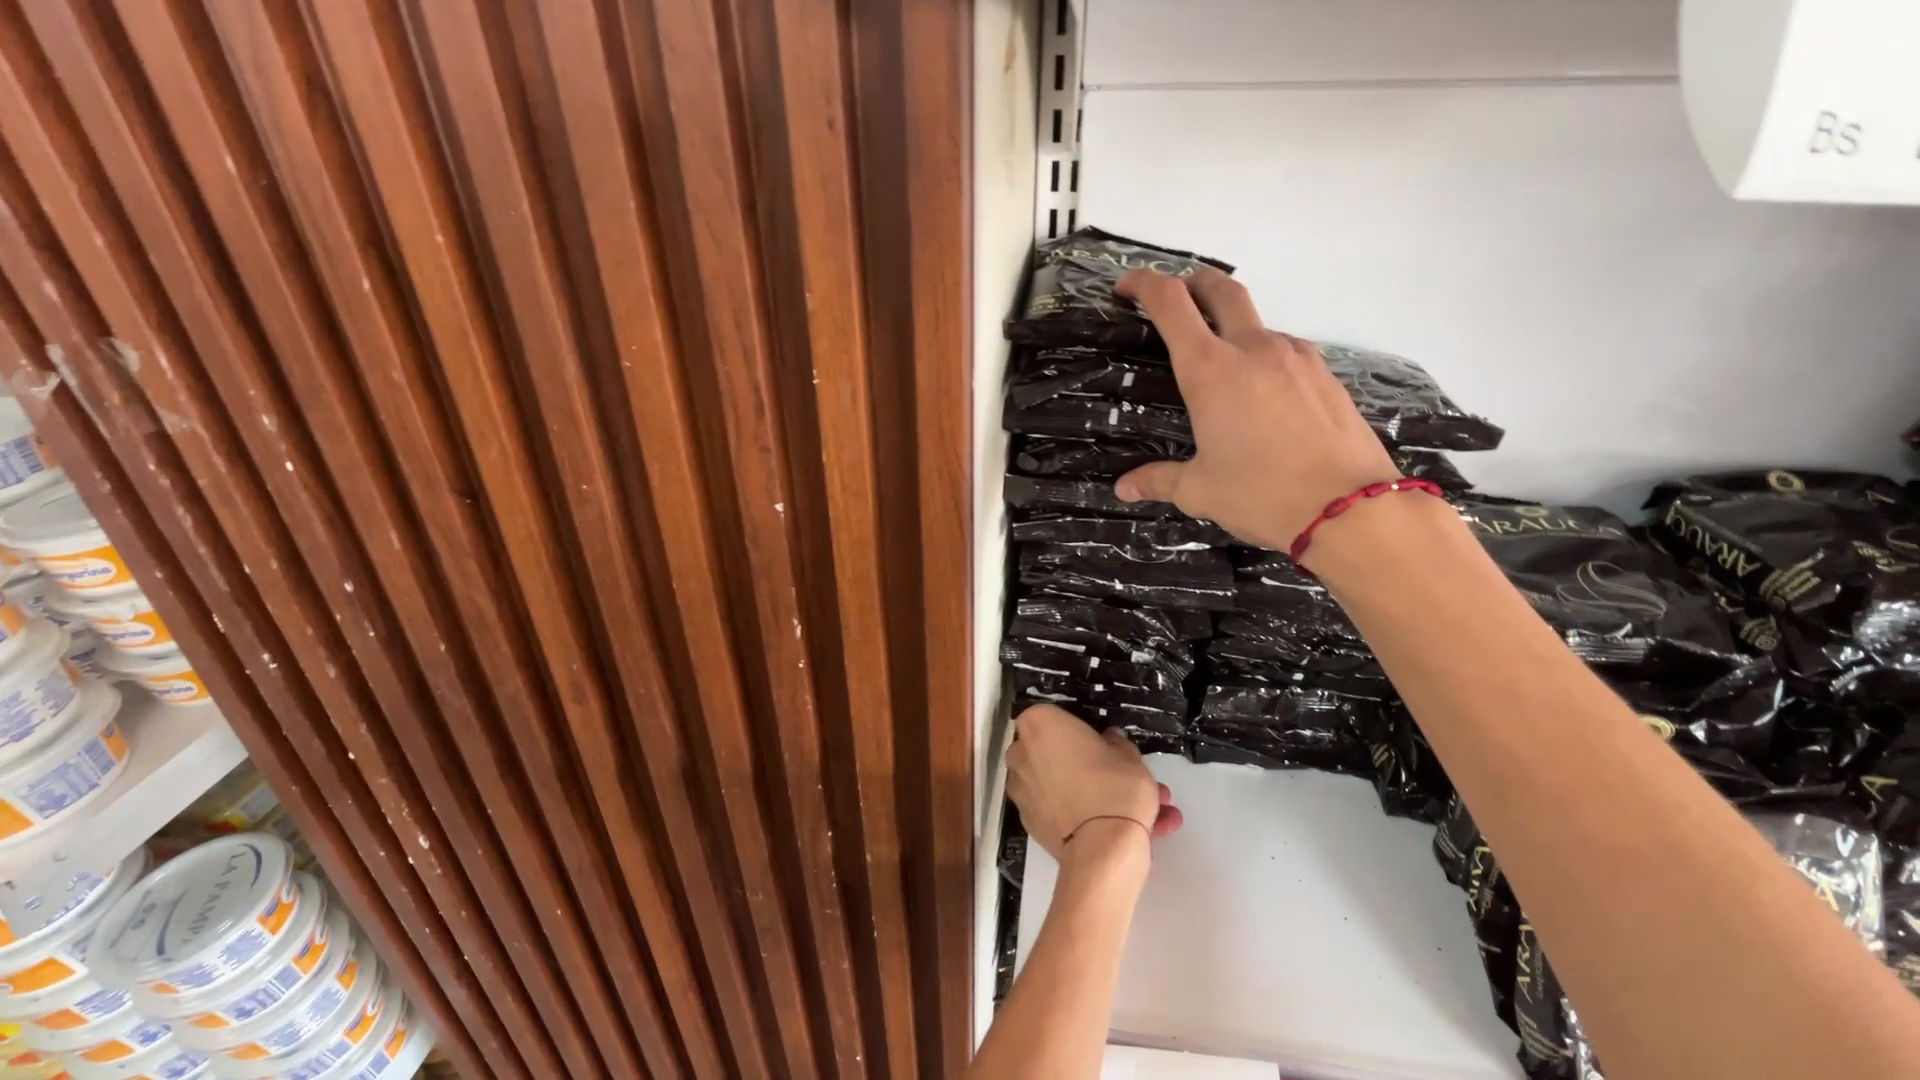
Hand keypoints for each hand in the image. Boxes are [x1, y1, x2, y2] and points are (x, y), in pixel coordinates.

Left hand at [1007, 705, 1182, 858]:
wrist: (1102, 848)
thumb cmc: (1114, 785)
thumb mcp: (1129, 755)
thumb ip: (1116, 743)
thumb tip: (1109, 742)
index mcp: (1039, 724)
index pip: (1056, 717)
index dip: (1082, 732)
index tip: (1103, 746)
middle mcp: (1021, 753)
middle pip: (1056, 754)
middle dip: (1092, 768)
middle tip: (1125, 779)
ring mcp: (1021, 789)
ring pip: (1063, 786)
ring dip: (1096, 796)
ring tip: (1143, 813)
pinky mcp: (1029, 822)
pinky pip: (1060, 810)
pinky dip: (1085, 816)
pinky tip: (1123, 830)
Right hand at [1112, 267, 1400, 551]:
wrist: (1349, 508)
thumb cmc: (1262, 495)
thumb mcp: (1201, 491)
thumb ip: (1160, 480)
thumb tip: (1125, 488)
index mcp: (1210, 371)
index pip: (1170, 303)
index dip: (1144, 284)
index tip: (1127, 287)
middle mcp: (1252, 350)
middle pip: (1221, 288)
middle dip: (1193, 282)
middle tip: (1175, 297)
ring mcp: (1295, 357)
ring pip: (1257, 323)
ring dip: (1232, 328)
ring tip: (1222, 367)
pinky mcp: (1324, 374)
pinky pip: (1286, 352)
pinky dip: (1264, 358)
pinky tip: (1262, 396)